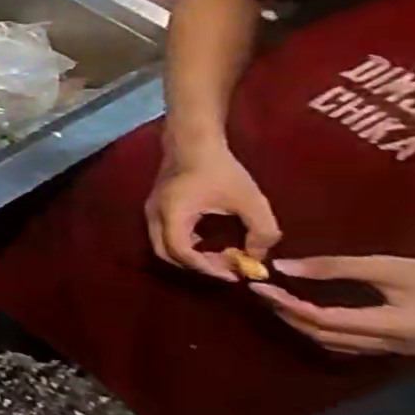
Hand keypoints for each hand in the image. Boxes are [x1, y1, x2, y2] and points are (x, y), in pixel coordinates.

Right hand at [145, 143, 280, 279]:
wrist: (193, 141)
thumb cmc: (220, 169)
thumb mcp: (250, 200)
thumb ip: (262, 232)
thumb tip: (257, 256)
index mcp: (172, 214)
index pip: (181, 253)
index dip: (207, 268)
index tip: (235, 273)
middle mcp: (154, 215)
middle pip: (166, 254)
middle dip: (197, 266)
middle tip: (226, 268)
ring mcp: (152, 211)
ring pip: (163, 246)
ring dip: (190, 256)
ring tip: (219, 255)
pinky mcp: (156, 207)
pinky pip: (164, 235)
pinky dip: (184, 245)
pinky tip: (207, 240)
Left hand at [250, 255, 414, 355]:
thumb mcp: (392, 268)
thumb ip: (336, 267)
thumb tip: (284, 267)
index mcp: (391, 329)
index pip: (321, 321)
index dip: (285, 304)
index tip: (256, 286)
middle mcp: (392, 347)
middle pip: (324, 336)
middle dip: (287, 315)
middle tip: (260, 291)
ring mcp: (400, 352)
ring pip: (337, 344)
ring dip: (303, 324)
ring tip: (277, 299)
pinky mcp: (405, 348)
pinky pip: (353, 344)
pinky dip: (325, 329)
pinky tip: (311, 311)